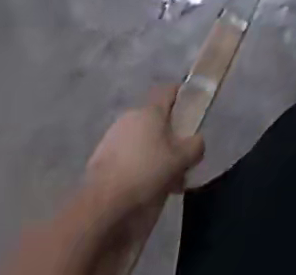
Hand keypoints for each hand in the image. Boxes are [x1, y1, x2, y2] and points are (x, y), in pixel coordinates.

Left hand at [82, 85, 205, 213]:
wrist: (99, 205)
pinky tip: (141, 186)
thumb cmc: (146, 173)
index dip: (183, 96)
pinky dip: (135, 164)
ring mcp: (111, 136)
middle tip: (179, 156)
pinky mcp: (98, 157)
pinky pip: (125, 154)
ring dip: (152, 152)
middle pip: (156, 118)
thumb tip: (197, 142)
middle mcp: (130, 116)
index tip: (191, 110)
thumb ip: (196, 146)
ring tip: (161, 178)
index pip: (170, 90)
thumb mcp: (181, 160)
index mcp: (150, 111)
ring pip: (140, 138)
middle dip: (169, 134)